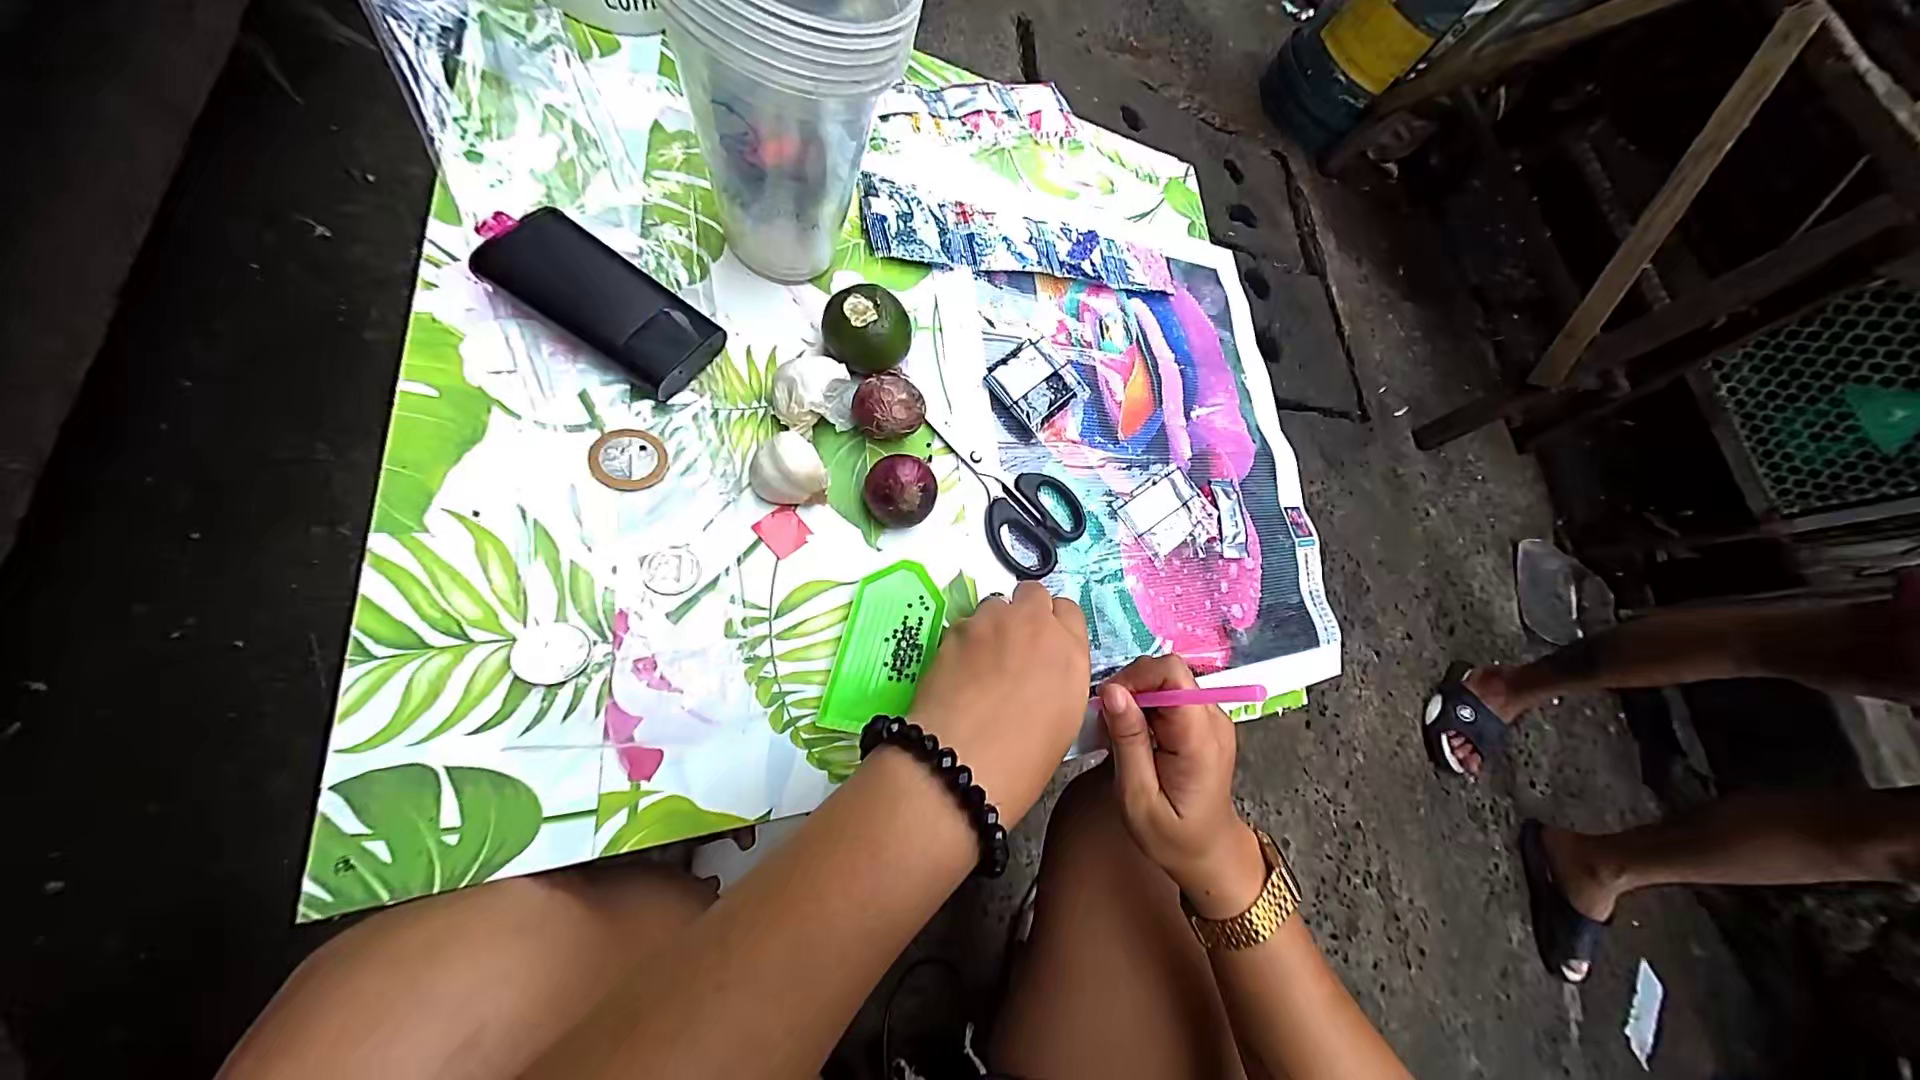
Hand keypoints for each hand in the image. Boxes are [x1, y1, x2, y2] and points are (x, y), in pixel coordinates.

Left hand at [909, 581, 1088, 826]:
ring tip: (980, 659)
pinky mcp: (956, 628)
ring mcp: (994, 622)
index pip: (1069, 611)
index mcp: (1071, 652)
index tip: (1044, 642)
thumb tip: (1044, 671)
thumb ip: (1060, 678)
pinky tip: (957, 669)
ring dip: (992, 623)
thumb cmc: (1022, 759)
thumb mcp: (1064, 720)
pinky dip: (964, 639)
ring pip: (995, 604)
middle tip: (1013, 643)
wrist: (963, 760)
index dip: (1054, 624)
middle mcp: (1036, 626)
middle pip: (1033, 593)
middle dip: (1024, 611)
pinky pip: (965, 622)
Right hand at [1098, 654, 1265, 918]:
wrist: (1208, 853)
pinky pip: (1169, 694)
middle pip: (1168, 671)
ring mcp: (1210, 717)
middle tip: (1108, 722)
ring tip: (1118, 733)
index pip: (1172, 673)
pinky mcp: (1201, 720)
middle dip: (1131, 687)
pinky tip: (1134, 735)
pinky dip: (1144, 706)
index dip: (1135, 677)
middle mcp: (1212, 718)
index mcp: (1200, 738)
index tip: (1109, 704)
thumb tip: (1112, 690)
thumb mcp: (1137, 797)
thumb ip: (1127, 740)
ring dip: (1135, 697)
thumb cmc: (1172, 837)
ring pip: (1165, 679)